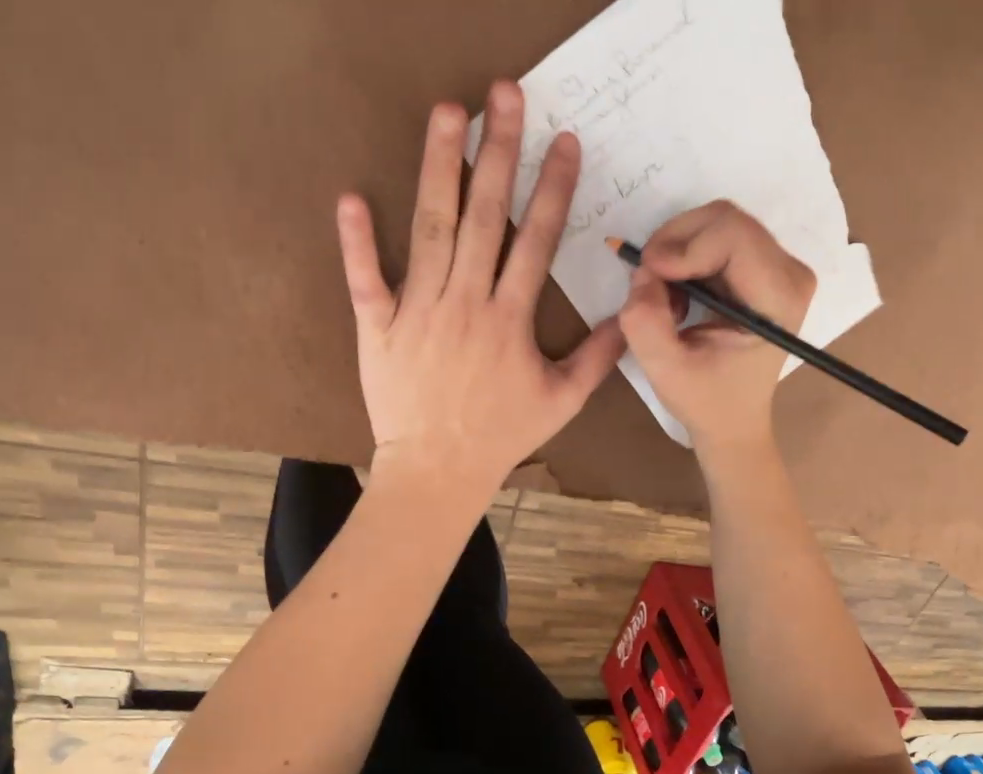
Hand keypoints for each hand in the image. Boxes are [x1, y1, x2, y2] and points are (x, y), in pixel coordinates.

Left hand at [336, 81, 624, 495]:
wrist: (438, 470)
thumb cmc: (502, 435)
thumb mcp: (563, 400)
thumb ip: (599, 357)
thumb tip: (630, 317)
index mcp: (510, 319)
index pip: (536, 241)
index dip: (552, 188)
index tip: (563, 141)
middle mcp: (466, 304)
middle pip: (484, 217)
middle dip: (498, 153)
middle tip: (504, 96)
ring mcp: (419, 312)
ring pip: (429, 231)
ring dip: (438, 170)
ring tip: (446, 115)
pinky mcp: (378, 327)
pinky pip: (365, 281)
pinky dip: (357, 243)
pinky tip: (352, 198)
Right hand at [616, 201, 816, 455]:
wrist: (734, 421)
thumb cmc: (707, 402)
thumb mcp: (666, 372)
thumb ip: (646, 323)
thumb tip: (641, 272)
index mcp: (779, 300)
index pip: (733, 235)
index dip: (683, 246)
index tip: (649, 276)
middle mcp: (790, 274)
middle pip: (726, 218)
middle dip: (676, 242)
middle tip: (648, 282)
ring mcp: (780, 267)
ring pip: (718, 221)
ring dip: (678, 250)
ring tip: (666, 295)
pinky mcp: (764, 266)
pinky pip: (717, 235)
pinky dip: (686, 256)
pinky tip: (679, 294)